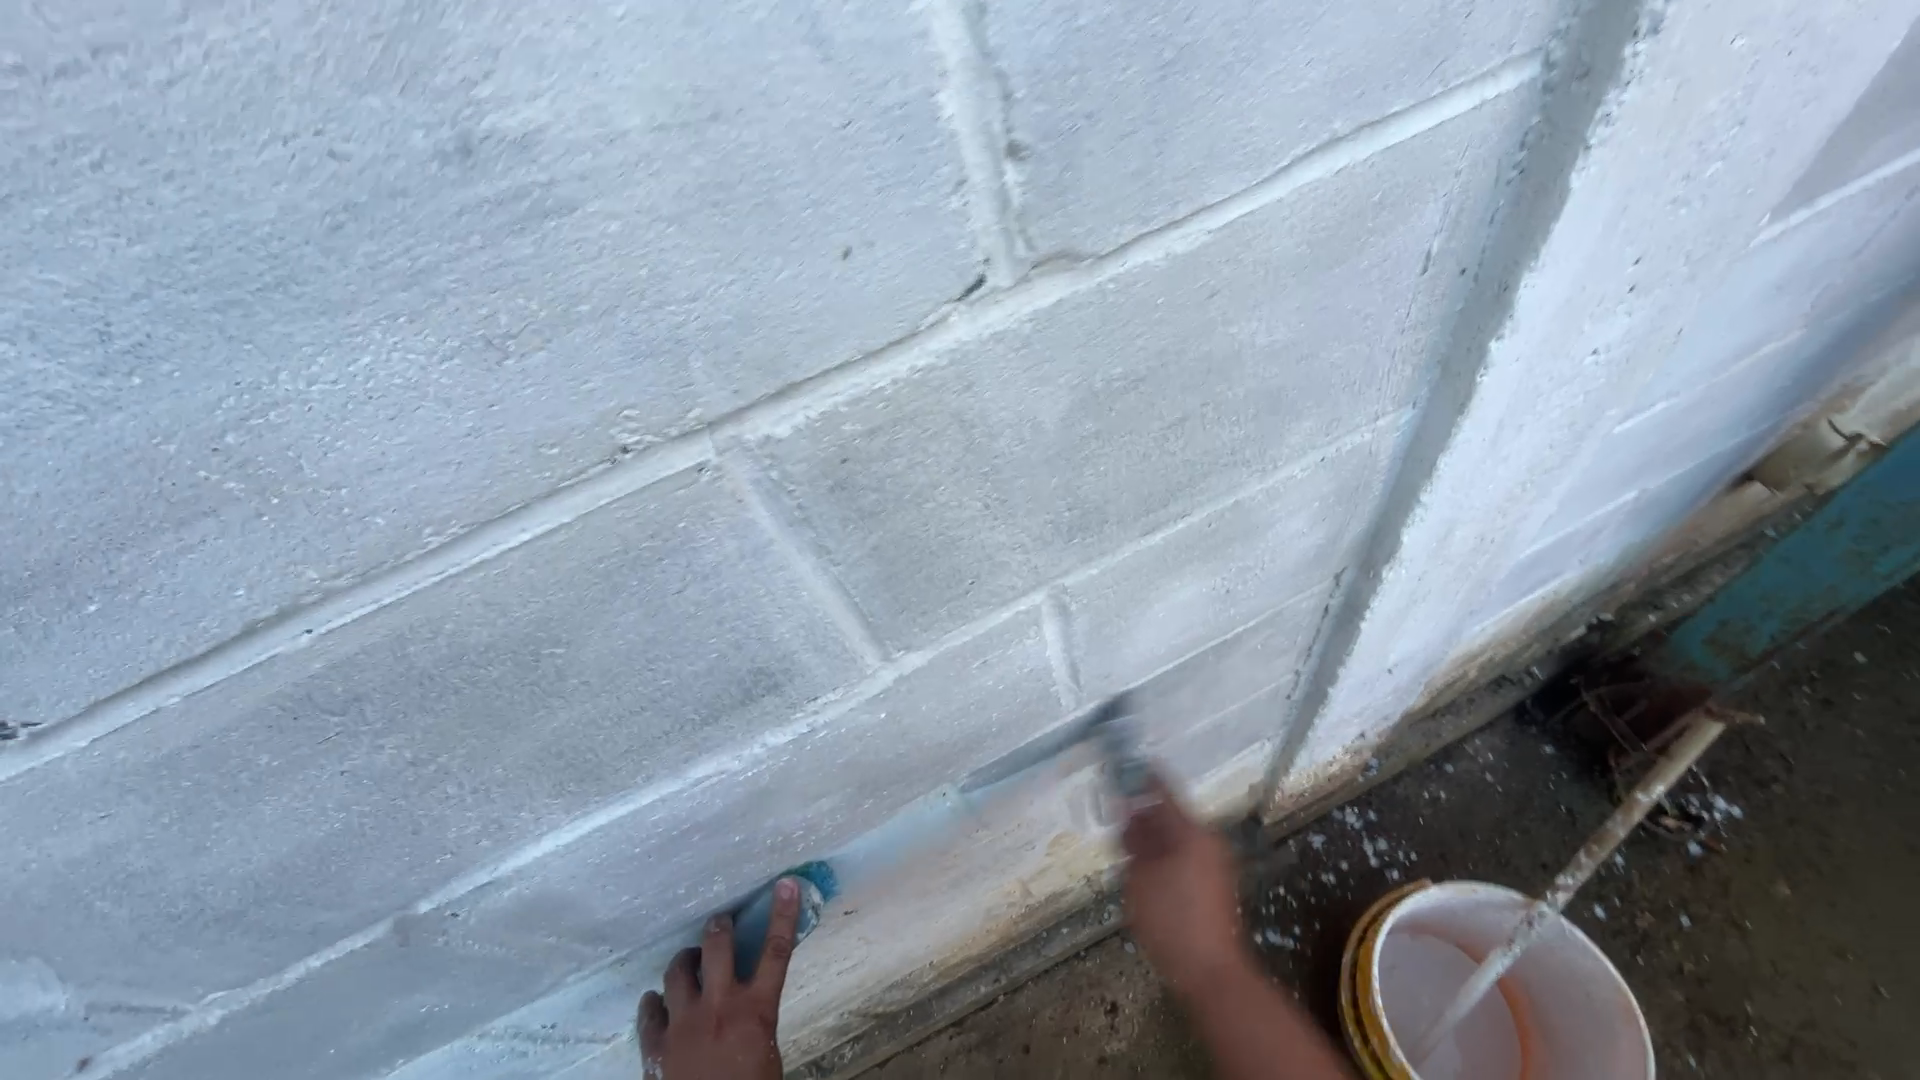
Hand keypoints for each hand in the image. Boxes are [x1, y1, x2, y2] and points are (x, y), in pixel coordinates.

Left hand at [639, 878, 799, 1079]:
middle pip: (717, 945)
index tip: (787, 883)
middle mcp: (720, 1005)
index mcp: (756, 1010)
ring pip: (677, 971)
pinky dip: (654, 1001)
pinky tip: (658, 1003)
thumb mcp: (766, 1055)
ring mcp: (683, 1023)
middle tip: (719, 926)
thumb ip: (757, 1024)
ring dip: (685, 962)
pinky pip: (649, 1009)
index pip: (777, 950)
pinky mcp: (655, 1046)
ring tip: (689, 964)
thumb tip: (750, 1010)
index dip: (783, 913)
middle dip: (718, 928)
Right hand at [1118, 773, 1253, 998]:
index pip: (1162, 790)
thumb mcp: (1139, 876)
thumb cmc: (1171, 919)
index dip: (1140, 777)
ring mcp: (1214, 863)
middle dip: (1141, 814)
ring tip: (1124, 848)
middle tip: (1113, 816)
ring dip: (1151, 838)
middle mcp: (1207, 840)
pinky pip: (1183, 856)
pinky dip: (1163, 856)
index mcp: (1191, 831)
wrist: (1210, 972)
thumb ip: (1133, 838)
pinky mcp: (1214, 884)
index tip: (1120, 766)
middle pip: (1170, 815)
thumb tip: (1127, 810)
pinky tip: (1142, 872)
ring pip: (1176, 837)